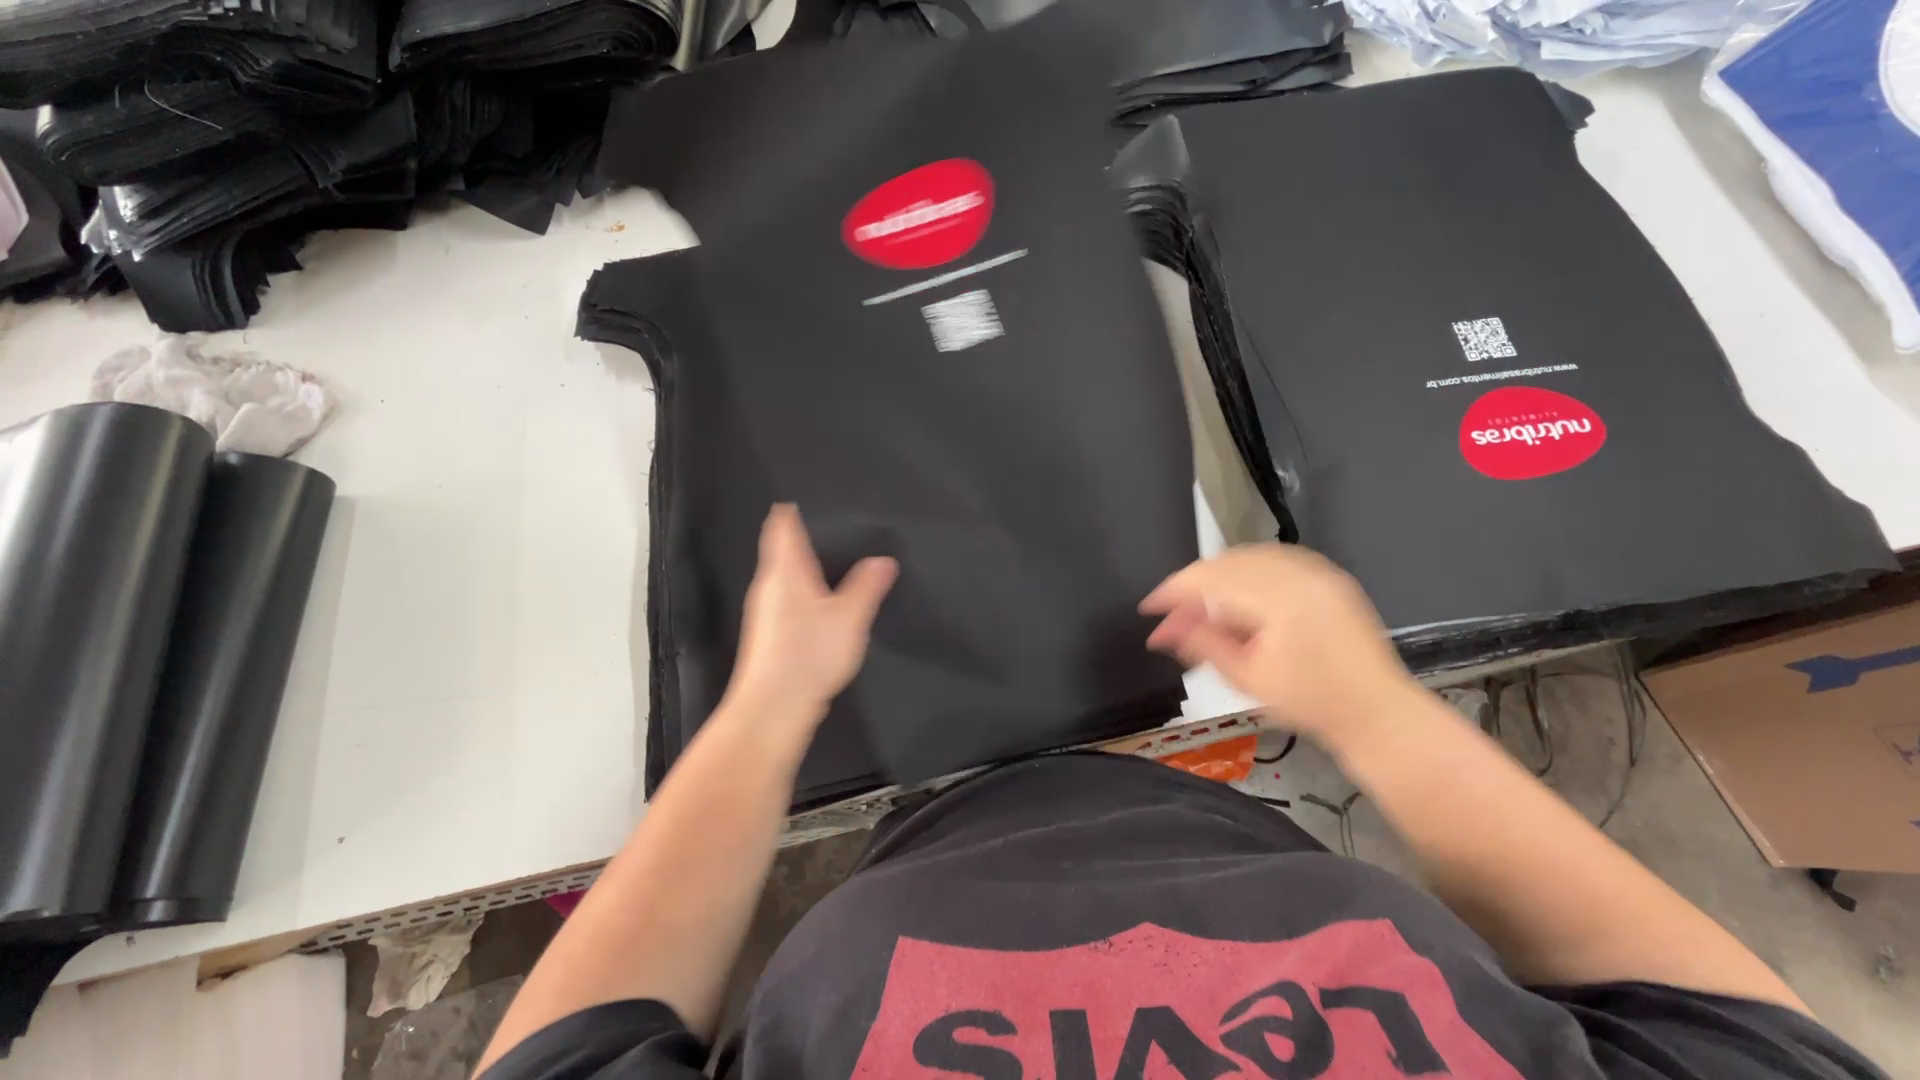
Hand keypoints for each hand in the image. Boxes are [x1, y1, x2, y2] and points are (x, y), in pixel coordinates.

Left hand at [725, 504, 897, 720]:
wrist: (772, 707)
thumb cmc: (808, 654)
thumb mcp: (850, 617)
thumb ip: (868, 586)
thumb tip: (883, 561)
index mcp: (785, 572)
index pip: (781, 529)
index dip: (788, 512)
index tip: (797, 501)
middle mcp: (768, 587)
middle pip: (778, 552)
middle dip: (797, 540)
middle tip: (820, 528)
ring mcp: (765, 614)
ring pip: (782, 580)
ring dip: (800, 571)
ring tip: (825, 563)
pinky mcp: (768, 638)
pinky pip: (785, 604)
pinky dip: (801, 597)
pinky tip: (818, 609)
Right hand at [1140, 544, 1424, 748]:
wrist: (1376, 712)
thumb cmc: (1313, 704)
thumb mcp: (1247, 678)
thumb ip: (1202, 644)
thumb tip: (1164, 628)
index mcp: (1279, 600)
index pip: (1211, 579)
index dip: (1173, 591)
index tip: (1151, 607)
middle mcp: (1301, 576)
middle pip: (1228, 562)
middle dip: (1194, 584)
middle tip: (1174, 615)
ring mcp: (1319, 573)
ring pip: (1250, 556)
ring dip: (1219, 575)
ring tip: (1202, 607)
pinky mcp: (1329, 578)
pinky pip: (1277, 560)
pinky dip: (1248, 571)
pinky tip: (1237, 596)